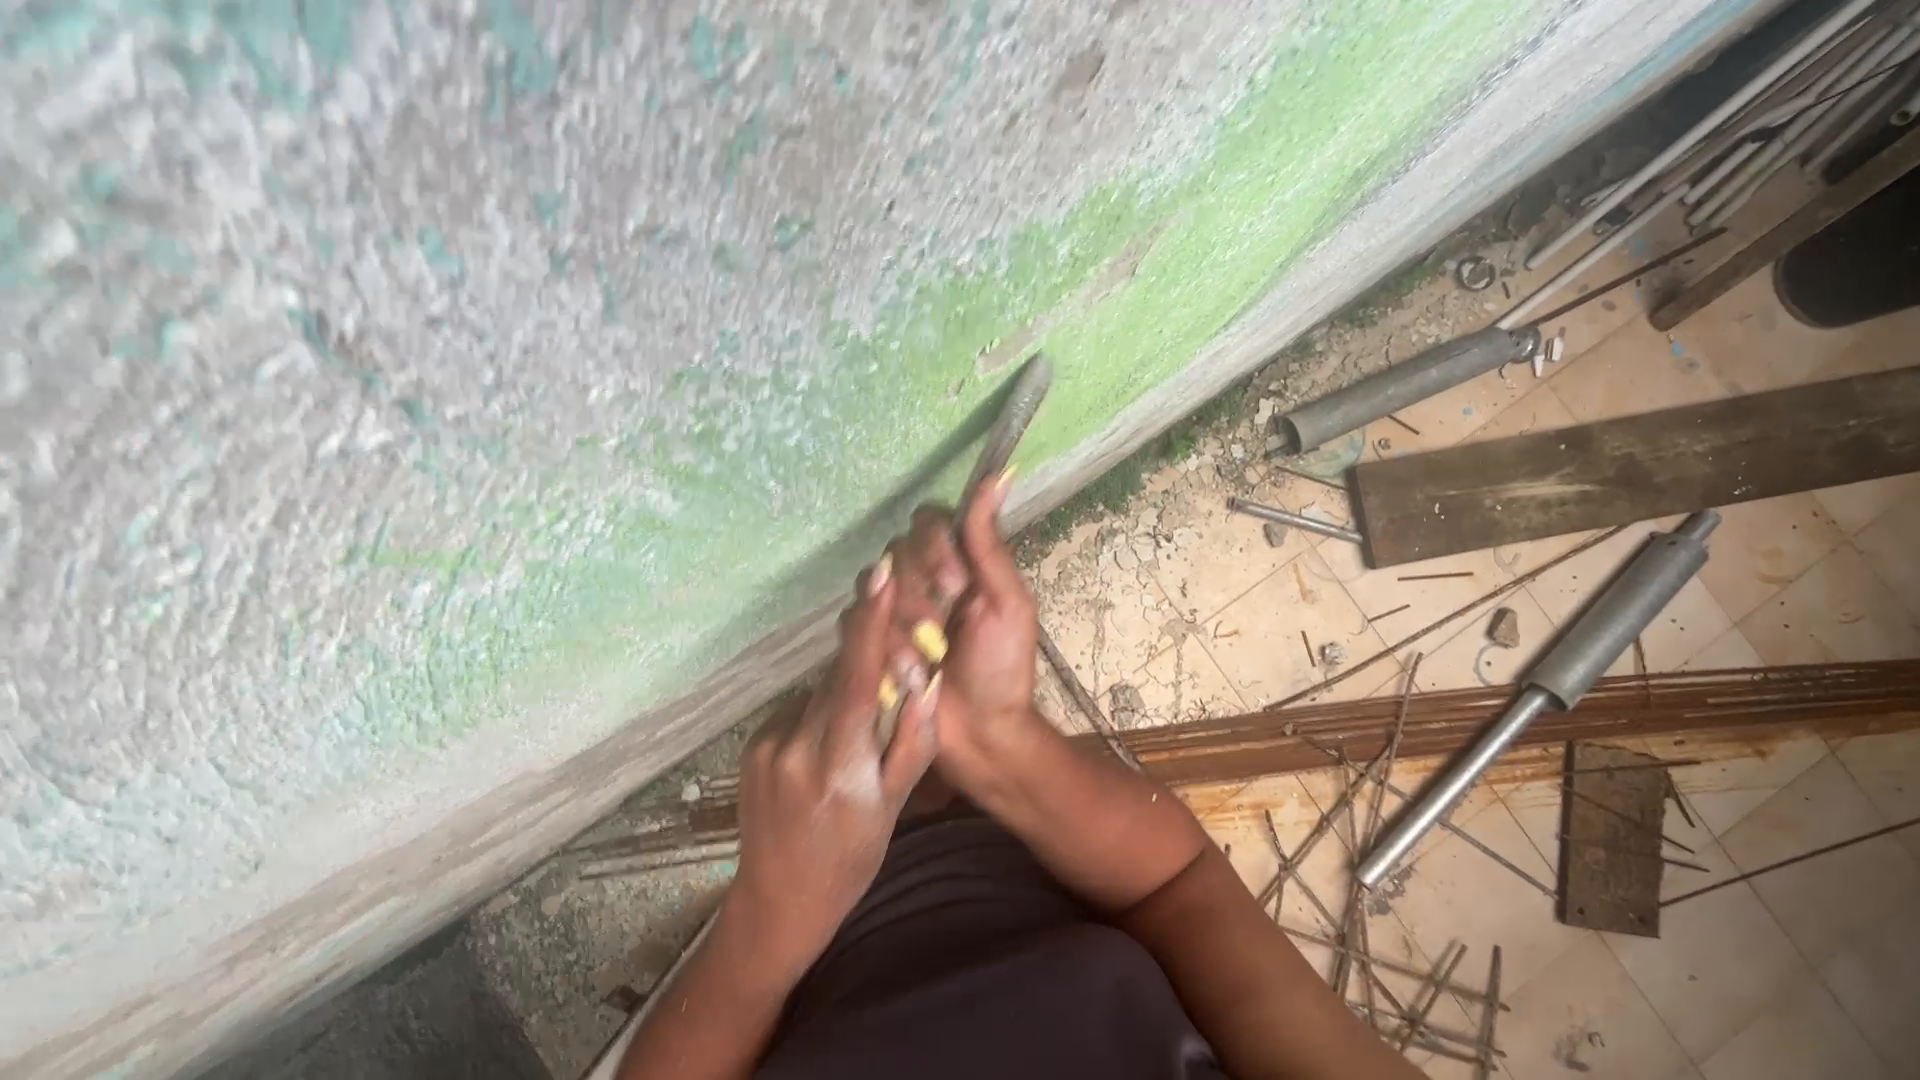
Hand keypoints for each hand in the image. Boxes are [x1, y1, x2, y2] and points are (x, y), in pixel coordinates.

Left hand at [724, 558, 941, 980]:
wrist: (780, 899)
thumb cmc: (852, 857)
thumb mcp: (893, 806)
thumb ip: (911, 741)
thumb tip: (926, 679)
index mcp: (838, 764)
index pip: (857, 679)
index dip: (869, 623)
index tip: (879, 573)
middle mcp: (795, 746)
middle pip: (840, 677)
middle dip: (871, 664)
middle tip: (896, 678)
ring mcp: (767, 743)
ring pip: (821, 693)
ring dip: (846, 697)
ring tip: (854, 744)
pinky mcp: (752, 744)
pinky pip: (799, 710)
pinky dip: (822, 715)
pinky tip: (826, 752)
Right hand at [882, 472, 1041, 762]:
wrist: (981, 734)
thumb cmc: (1002, 668)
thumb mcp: (1007, 603)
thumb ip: (990, 542)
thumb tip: (1000, 474)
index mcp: (959, 561)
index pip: (929, 521)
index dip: (935, 546)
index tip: (955, 583)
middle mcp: (922, 577)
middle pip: (897, 553)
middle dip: (920, 596)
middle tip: (943, 634)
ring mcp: (893, 608)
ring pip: (875, 589)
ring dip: (903, 627)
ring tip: (928, 663)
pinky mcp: (872, 639)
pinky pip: (857, 623)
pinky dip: (884, 648)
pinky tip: (908, 674)